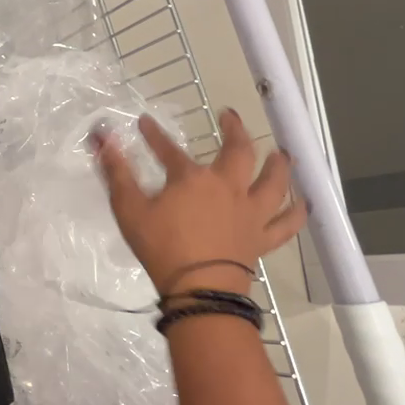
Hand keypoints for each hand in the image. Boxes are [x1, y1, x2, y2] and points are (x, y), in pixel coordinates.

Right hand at [91, 110, 306, 295]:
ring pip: (273, 182)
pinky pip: (286, 223)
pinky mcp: (262, 237)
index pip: (169, 149)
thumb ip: (116, 171)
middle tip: (231, 116)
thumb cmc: (161, 246)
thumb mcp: (128, 207)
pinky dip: (296, 212)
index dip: (155, 135)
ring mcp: (250, 212)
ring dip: (278, 165)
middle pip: (238, 152)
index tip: (145, 122)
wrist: (199, 289)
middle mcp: (227, 187)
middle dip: (234, 130)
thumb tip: (102, 138)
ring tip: (281, 153)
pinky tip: (303, 202)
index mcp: (192, 178)